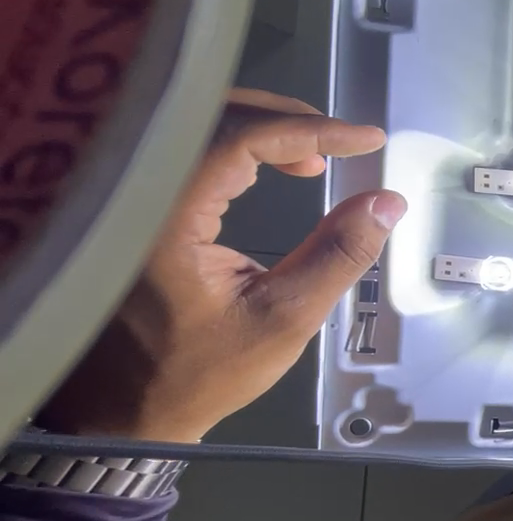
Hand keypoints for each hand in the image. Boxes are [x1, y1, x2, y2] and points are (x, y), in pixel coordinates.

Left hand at [35, 90, 404, 442]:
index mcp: (160, 218)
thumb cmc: (201, 369)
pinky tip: (270, 169)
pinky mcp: (122, 204)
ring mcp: (118, 196)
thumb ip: (341, 253)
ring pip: (193, 126)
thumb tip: (387, 203)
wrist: (118, 404)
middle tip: (346, 142)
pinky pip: (180, 149)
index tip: (367, 138)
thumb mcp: (289, 315)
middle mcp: (128, 194)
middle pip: (209, 117)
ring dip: (263, 130)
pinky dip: (234, 147)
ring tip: (316, 157)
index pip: (239, 139)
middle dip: (288, 120)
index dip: (312, 130)